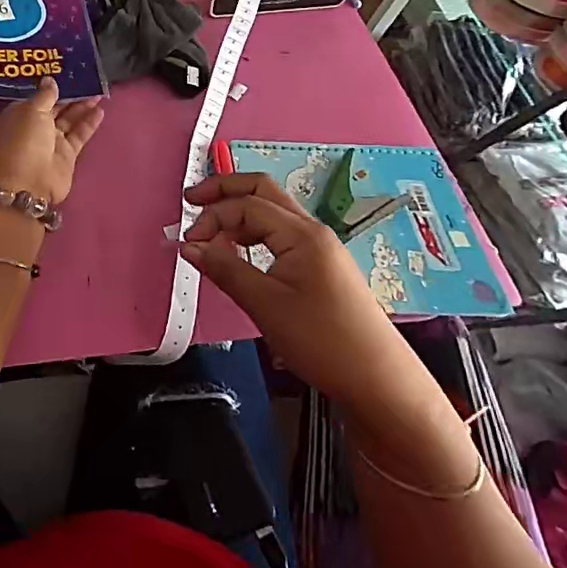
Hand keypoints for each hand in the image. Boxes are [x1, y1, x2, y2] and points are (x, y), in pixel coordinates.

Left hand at [0, 77, 104, 203]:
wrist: (29, 185)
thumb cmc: (24, 142)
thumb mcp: (32, 111)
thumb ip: (45, 95)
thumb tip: (50, 80)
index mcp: (20, 114)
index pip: (39, 97)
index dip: (53, 86)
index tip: (69, 72)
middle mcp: (35, 127)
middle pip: (56, 107)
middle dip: (72, 94)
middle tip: (90, 79)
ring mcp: (52, 142)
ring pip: (70, 120)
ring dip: (83, 106)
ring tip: (99, 92)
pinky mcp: (67, 155)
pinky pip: (79, 134)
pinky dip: (89, 123)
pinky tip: (101, 110)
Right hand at [179, 172, 429, 417]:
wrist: (377, 377)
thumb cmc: (322, 340)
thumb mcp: (265, 305)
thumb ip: (225, 269)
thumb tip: (191, 246)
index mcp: (301, 234)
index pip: (247, 205)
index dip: (212, 217)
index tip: (188, 242)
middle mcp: (313, 230)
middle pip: (263, 191)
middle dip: (225, 190)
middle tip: (192, 200)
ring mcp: (321, 246)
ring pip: (273, 212)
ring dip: (240, 212)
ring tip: (211, 231)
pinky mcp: (322, 265)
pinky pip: (282, 234)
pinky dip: (255, 233)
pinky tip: (240, 251)